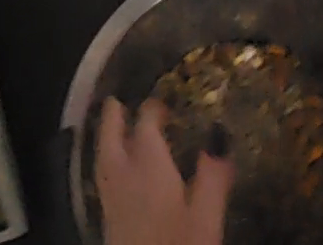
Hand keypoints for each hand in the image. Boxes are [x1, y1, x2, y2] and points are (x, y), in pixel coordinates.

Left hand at [94, 98, 233, 244]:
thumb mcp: (206, 218)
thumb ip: (213, 176)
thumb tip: (219, 135)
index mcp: (149, 165)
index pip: (146, 125)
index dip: (153, 110)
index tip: (162, 103)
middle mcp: (123, 175)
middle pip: (112, 135)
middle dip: (114, 117)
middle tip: (116, 101)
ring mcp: (110, 198)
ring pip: (103, 155)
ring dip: (106, 136)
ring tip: (110, 127)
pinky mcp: (106, 220)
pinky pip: (103, 175)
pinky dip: (107, 160)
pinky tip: (115, 171)